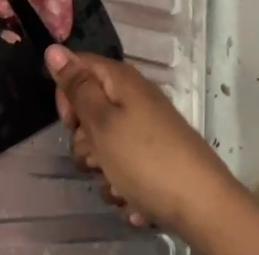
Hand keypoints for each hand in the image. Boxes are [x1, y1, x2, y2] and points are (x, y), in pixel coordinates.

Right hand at [48, 47, 258, 254]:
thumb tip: (53, 48)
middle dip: (84, 140)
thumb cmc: (145, 160)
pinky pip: (126, 166)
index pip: (77, 66)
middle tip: (96, 156)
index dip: (65, 93)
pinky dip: (124, 184)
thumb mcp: (101, 121)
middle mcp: (134, 97)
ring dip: (103, 169)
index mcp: (120, 80)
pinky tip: (133, 201)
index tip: (70, 123)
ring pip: (105, 144)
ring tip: (118, 186)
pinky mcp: (157, 158)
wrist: (204, 209)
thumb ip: (76, 85)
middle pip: (89, 109)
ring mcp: (148, 129)